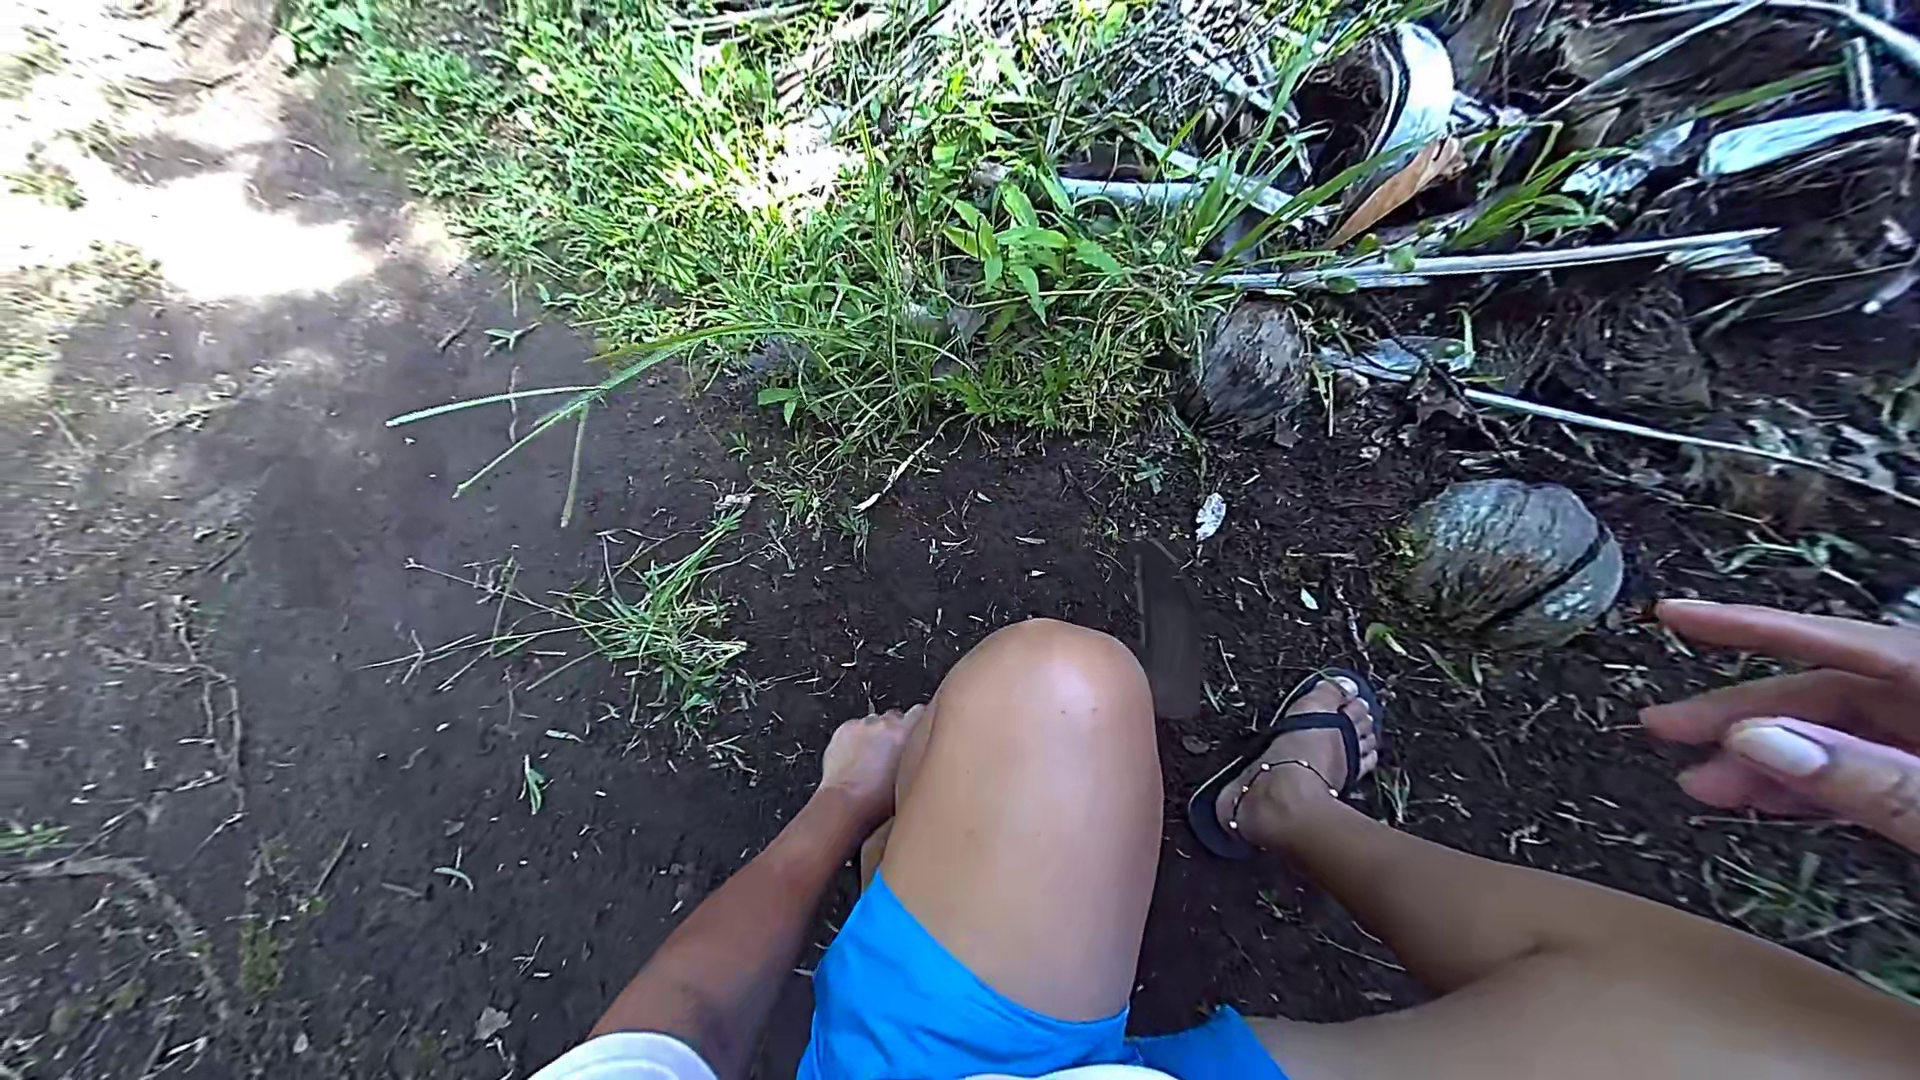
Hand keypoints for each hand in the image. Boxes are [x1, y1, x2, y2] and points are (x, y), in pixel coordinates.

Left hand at [817, 705, 926, 828]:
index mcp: (903, 734)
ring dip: (874, 734)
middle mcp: (883, 725)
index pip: (918, 712)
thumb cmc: (875, 800)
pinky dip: (855, 738)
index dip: (919, 718)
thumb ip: (915, 760)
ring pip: (873, 722)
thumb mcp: (908, 782)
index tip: (919, 724)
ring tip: (869, 756)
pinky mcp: (843, 730)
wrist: (843, 803)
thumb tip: (917, 758)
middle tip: (891, 750)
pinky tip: (853, 756)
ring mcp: (861, 725)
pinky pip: (854, 728)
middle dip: (894, 730)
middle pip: (894, 717)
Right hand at [1642, 599, 1919, 852]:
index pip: (1857, 647)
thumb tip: (1752, 737)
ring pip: (1846, 738)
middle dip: (1743, 716)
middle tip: (1664, 730)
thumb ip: (1876, 784)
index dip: (1758, 627)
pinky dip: (1811, 784)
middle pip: (1837, 696)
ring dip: (1764, 759)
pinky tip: (1763, 799)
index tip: (1673, 614)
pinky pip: (1870, 772)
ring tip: (1702, 785)